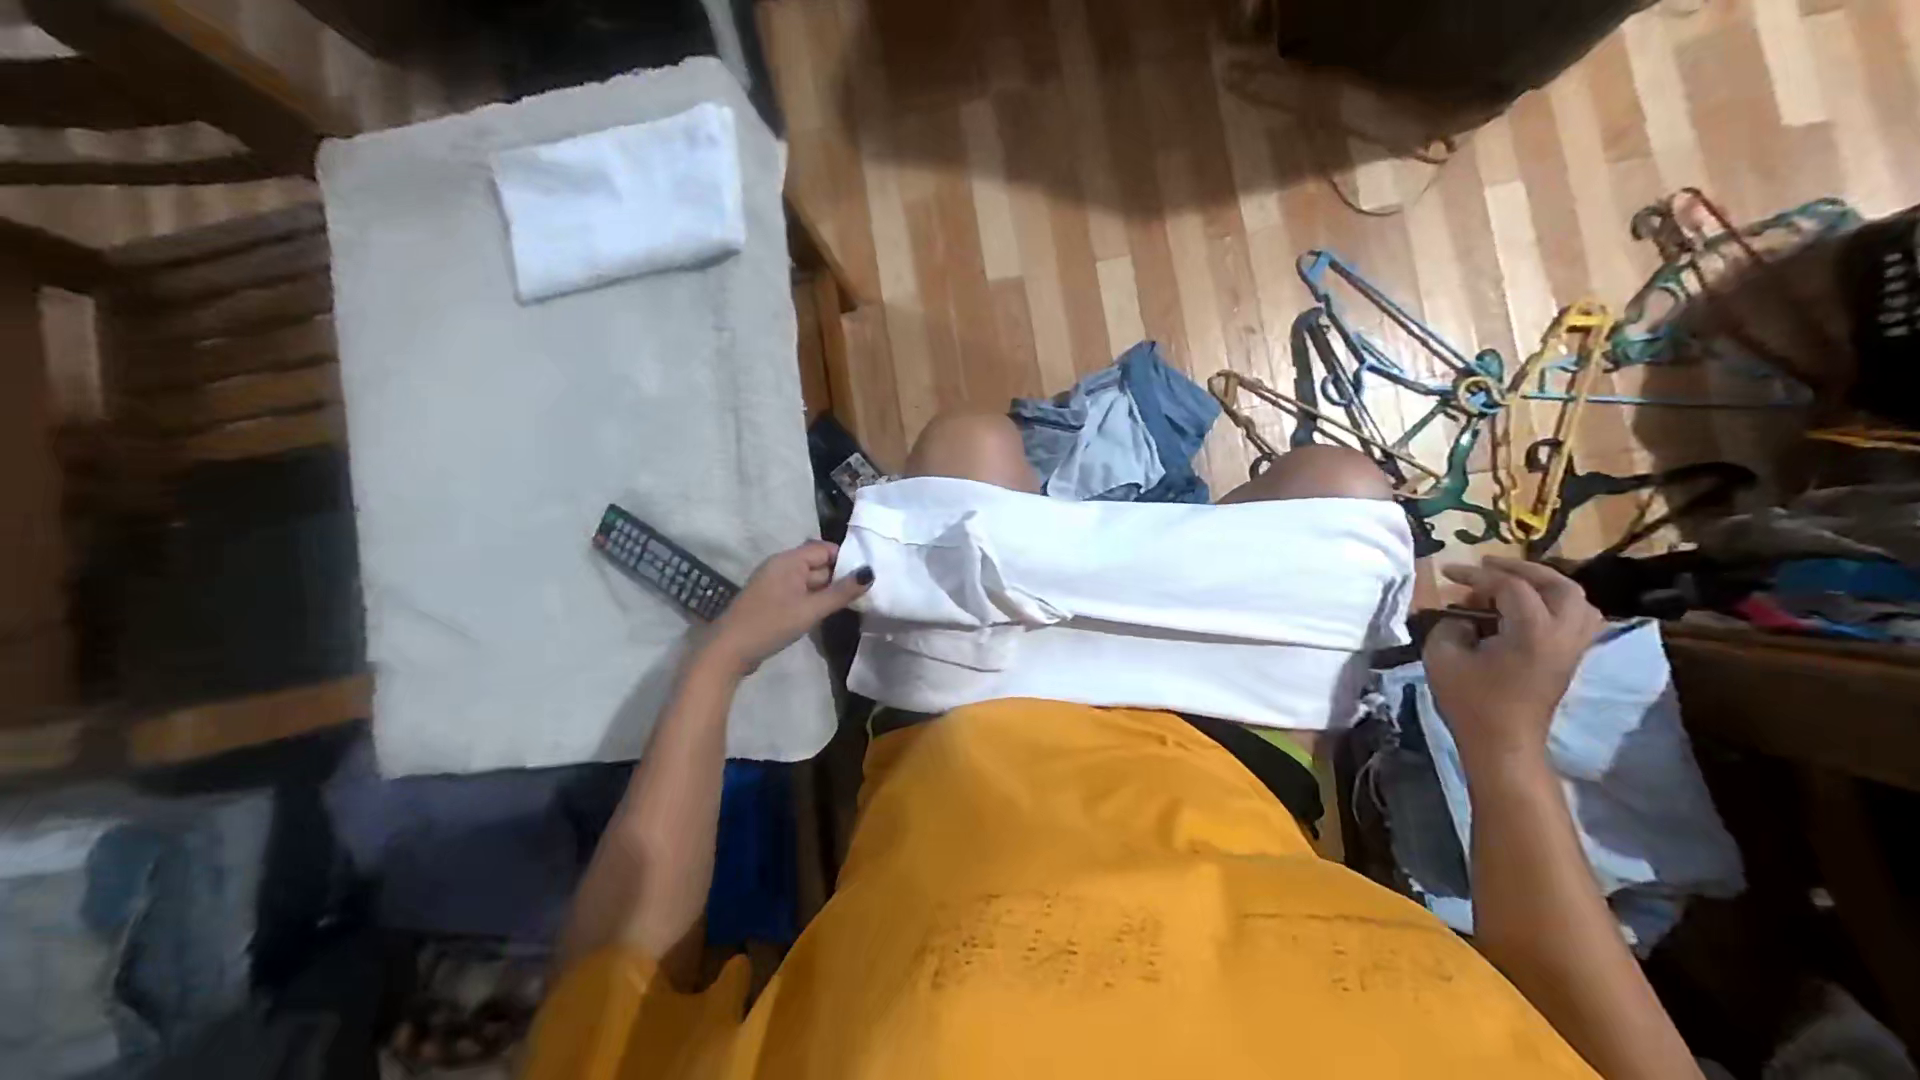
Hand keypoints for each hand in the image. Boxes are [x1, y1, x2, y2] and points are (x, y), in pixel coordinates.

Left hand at [701, 540, 871, 675]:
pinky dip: (814, 599)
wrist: (728, 651)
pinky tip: (826, 613)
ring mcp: (775, 584)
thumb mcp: (811, 609)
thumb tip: (870, 572)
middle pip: (818, 564)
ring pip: (809, 580)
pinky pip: (799, 592)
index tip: (867, 576)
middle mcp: (781, 566)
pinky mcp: (772, 600)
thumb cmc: (771, 625)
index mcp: (788, 560)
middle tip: (866, 593)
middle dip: (839, 577)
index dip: (846, 559)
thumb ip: (841, 592)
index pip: (825, 549)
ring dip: (828, 591)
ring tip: (851, 604)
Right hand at [1422, 557, 1603, 767]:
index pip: (1510, 586)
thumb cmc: (1470, 700)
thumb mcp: (1443, 655)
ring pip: (1576, 602)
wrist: (1503, 742)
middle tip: (1488, 564)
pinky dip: (1556, 605)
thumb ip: (1451, 624)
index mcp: (1533, 631)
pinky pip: (1577, 620)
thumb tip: (1466, 617)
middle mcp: (1563, 634)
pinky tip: (1527, 609)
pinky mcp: (1570, 659)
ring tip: (1511, 584)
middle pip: (1559, 585)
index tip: (1447, 572)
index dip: (1476, 574)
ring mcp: (1572, 648)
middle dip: (1522, 569)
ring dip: (1545, 585)